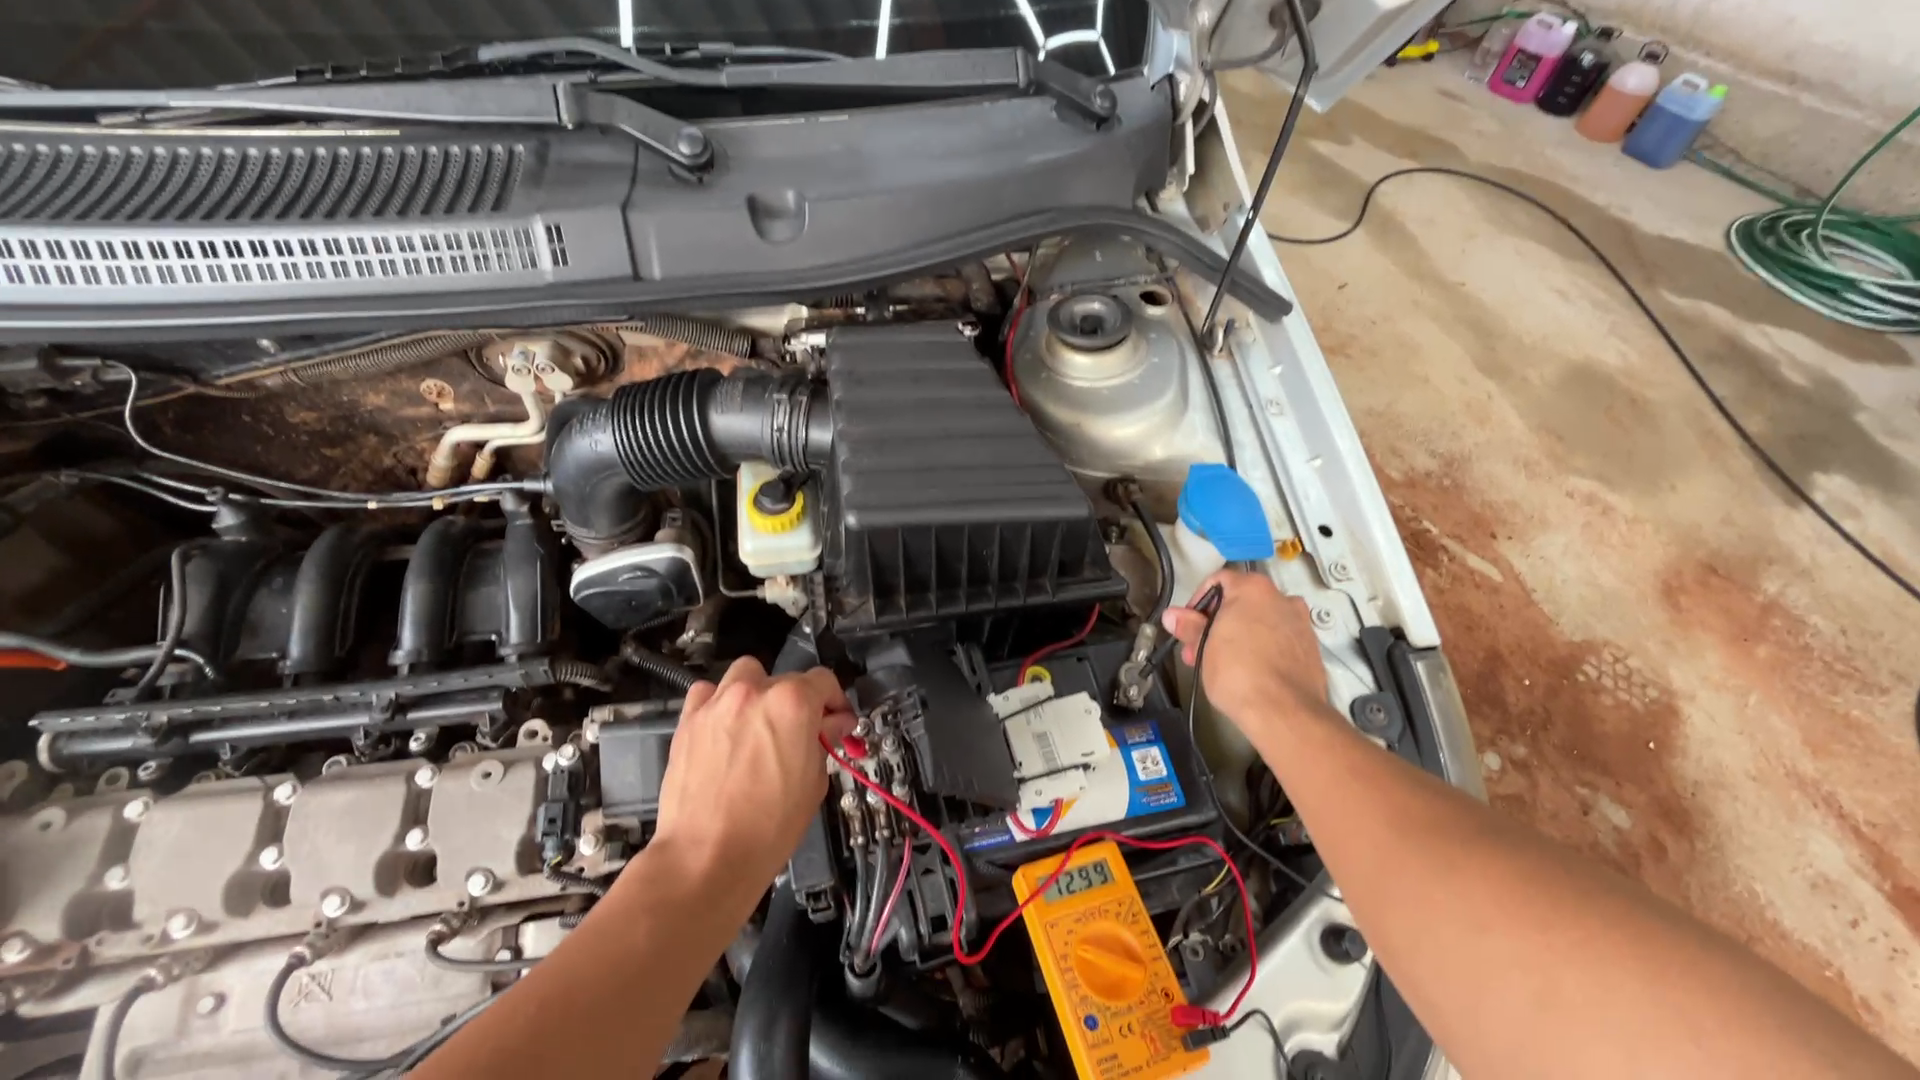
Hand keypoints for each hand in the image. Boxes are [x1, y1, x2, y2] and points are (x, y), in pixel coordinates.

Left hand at [644, 658, 856, 903]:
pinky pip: (708, 694)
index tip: (838, 720)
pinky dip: (721, 703)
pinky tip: (729, 728)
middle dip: (800, 702)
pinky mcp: (688, 722)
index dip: (837, 703)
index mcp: (793, 704)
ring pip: (745, 675)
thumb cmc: (764, 828)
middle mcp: (754, 694)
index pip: (824, 681)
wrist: (707, 856)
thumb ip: (823, 742)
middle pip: (786, 678)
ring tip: (763, 724)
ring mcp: (717, 705)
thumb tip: (831, 726)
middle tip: (804, 732)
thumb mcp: (814, 783)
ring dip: (760, 692)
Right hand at [1160, 570, 1326, 729]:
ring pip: (1260, 620)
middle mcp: (1281, 598)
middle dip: (1216, 623)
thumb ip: (1189, 626)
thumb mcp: (1203, 648)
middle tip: (1200, 650)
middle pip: (1241, 602)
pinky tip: (1249, 671)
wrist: (1285, 711)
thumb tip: (1171, 615)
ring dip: (1239, 636)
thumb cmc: (1238, 673)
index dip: (1198, 602)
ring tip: (1222, 664)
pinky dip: (1262, 647)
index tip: (1189, 626)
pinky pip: (1279, 638)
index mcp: (1253, 589)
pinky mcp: (1311, 647)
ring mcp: (1300, 622)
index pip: (1218, 581)